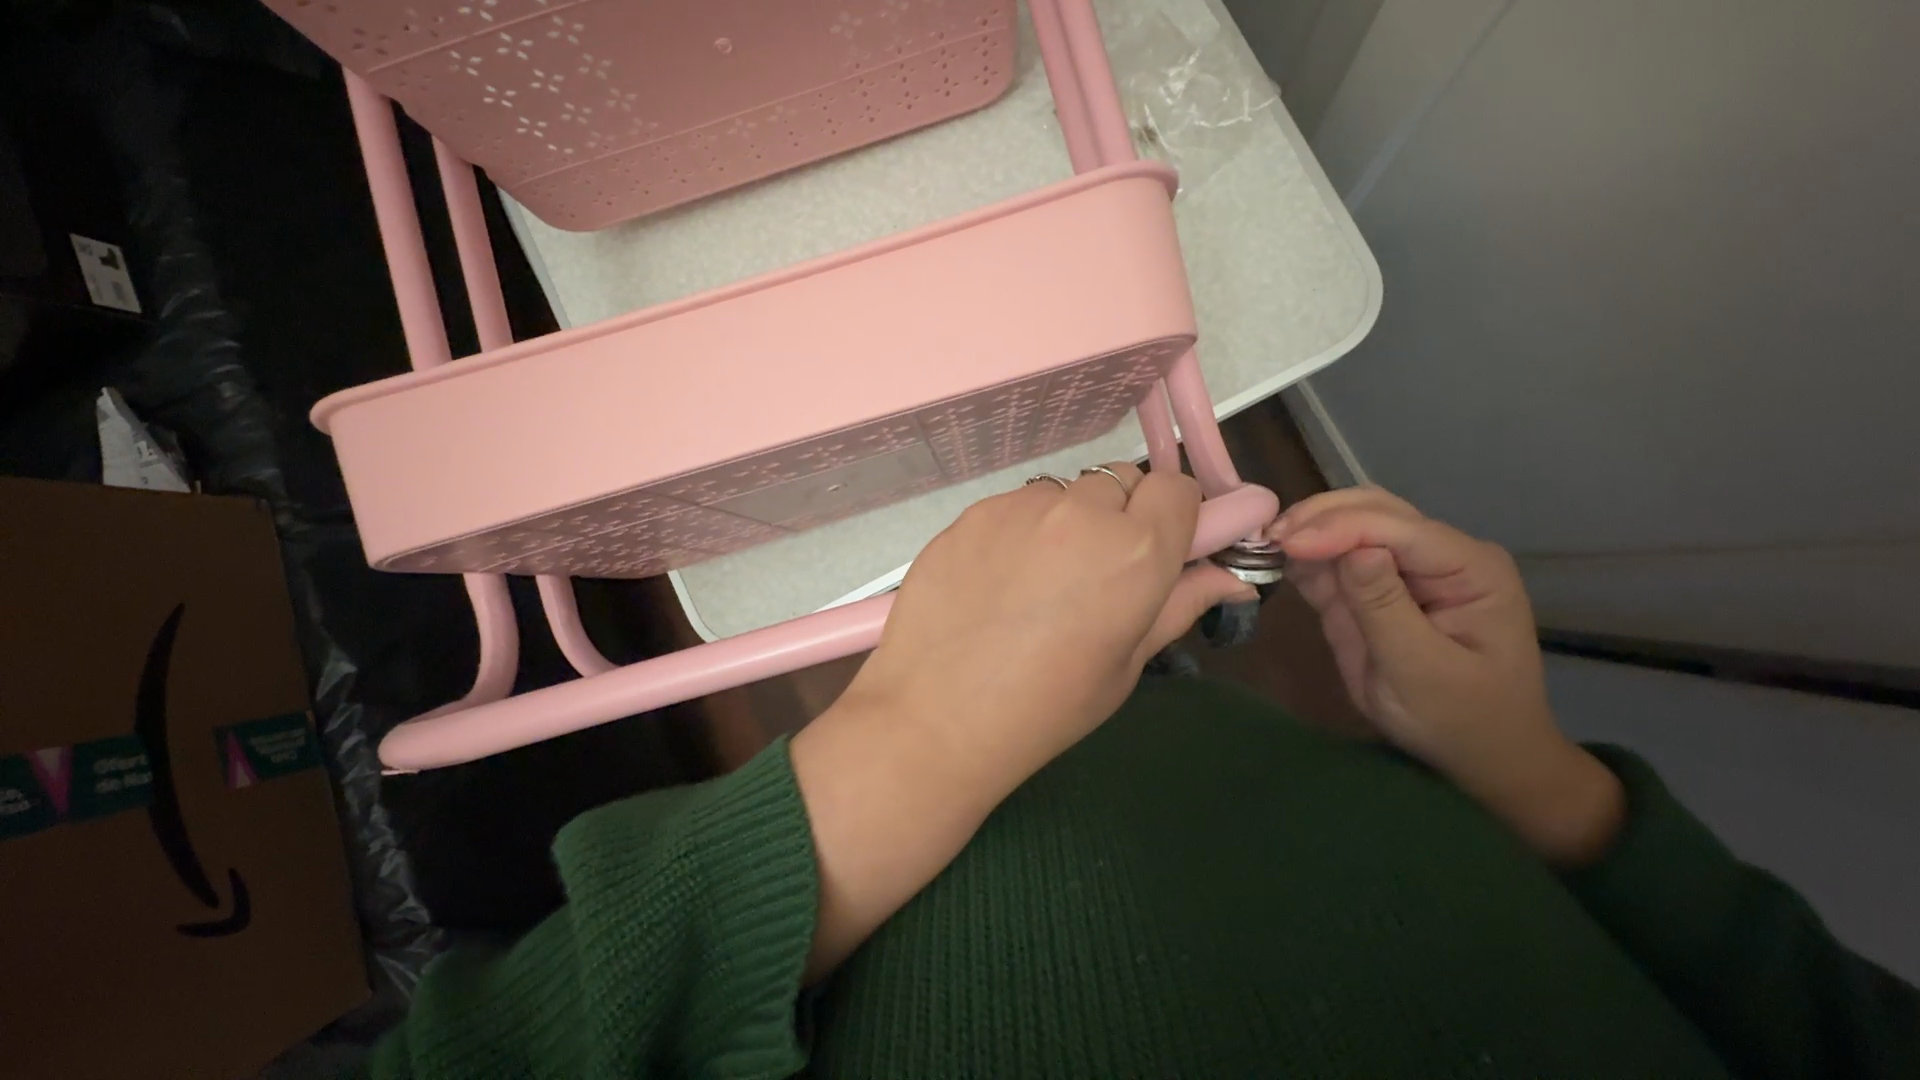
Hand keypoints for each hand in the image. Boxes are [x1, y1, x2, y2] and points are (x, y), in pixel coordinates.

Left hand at [845, 461, 1254, 786]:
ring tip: (1037, 582)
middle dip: (1120, 516)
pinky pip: (1013, 506)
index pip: (1177, 488)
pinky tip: (996, 581)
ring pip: (1063, 492)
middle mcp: (1081, 512)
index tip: (1159, 548)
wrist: (938, 716)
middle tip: (1096, 572)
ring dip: (1066, 520)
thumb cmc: (1047, 706)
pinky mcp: (971, 512)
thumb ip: (1180, 605)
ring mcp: (1020, 506)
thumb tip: (1233, 578)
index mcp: (1137, 550)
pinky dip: (1018, 530)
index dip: (1173, 516)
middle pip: (1120, 481)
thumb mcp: (1127, 664)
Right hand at [1271, 487, 1622, 866]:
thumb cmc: (1461, 719)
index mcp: (1469, 567)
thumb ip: (1385, 608)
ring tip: (1264, 545)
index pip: (1398, 528)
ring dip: (1308, 530)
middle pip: (1374, 510)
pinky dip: (1306, 557)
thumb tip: (1356, 552)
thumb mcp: (1422, 670)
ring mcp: (1406, 570)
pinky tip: (1278, 561)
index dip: (1340, 528)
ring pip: (1351, 525)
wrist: (1478, 757)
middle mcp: (1439, 555)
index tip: (1287, 544)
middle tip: (1269, 538)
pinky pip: (1337, 560)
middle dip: (1320, 517)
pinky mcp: (1374, 590)